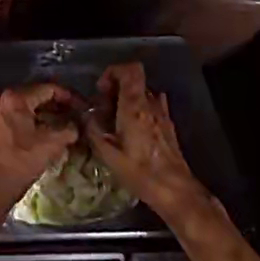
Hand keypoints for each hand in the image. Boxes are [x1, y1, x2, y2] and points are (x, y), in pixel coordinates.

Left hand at [0, 82, 82, 199]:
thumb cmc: (24, 158)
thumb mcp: (52, 143)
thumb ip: (69, 130)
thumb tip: (78, 125)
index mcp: (18, 98)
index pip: (49, 88)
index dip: (70, 96)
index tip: (84, 106)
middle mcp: (9, 99)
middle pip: (41, 94)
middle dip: (62, 103)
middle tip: (80, 112)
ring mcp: (5, 110)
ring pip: (34, 104)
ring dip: (53, 111)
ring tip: (72, 121)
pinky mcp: (5, 123)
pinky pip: (28, 114)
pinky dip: (42, 118)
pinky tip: (57, 128)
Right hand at [85, 63, 207, 214]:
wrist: (175, 190)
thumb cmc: (139, 172)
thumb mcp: (107, 153)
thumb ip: (93, 128)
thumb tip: (85, 115)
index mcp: (135, 107)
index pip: (130, 70)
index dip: (113, 72)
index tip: (101, 90)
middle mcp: (151, 105)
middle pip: (134, 80)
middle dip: (114, 88)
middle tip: (102, 108)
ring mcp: (162, 114)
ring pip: (142, 94)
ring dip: (125, 99)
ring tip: (114, 120)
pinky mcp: (167, 126)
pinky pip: (150, 107)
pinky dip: (137, 109)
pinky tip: (130, 129)